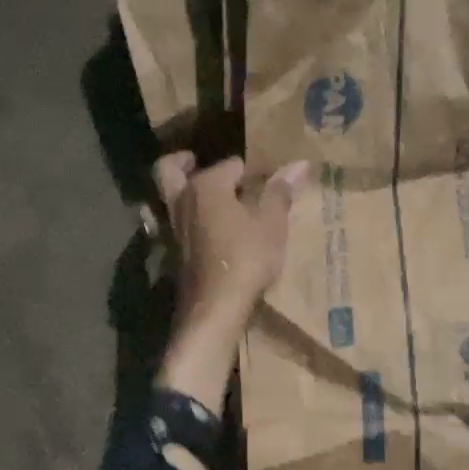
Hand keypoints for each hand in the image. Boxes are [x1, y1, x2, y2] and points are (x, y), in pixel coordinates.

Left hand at [151, 153, 309, 410]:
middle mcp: (182, 202)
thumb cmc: (246, 260)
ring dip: (183, 193)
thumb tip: (299, 164)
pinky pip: (176, 226)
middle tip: (194, 161)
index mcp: (205, 186)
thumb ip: (280, 193)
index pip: (227, 165)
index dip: (245, 169)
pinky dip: (187, 220)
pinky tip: (207, 230)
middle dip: (181, 162)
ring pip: (169, 200)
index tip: (260, 177)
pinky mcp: (172, 255)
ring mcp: (173, 230)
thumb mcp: (271, 225)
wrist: (214, 309)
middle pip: (169, 171)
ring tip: (209, 198)